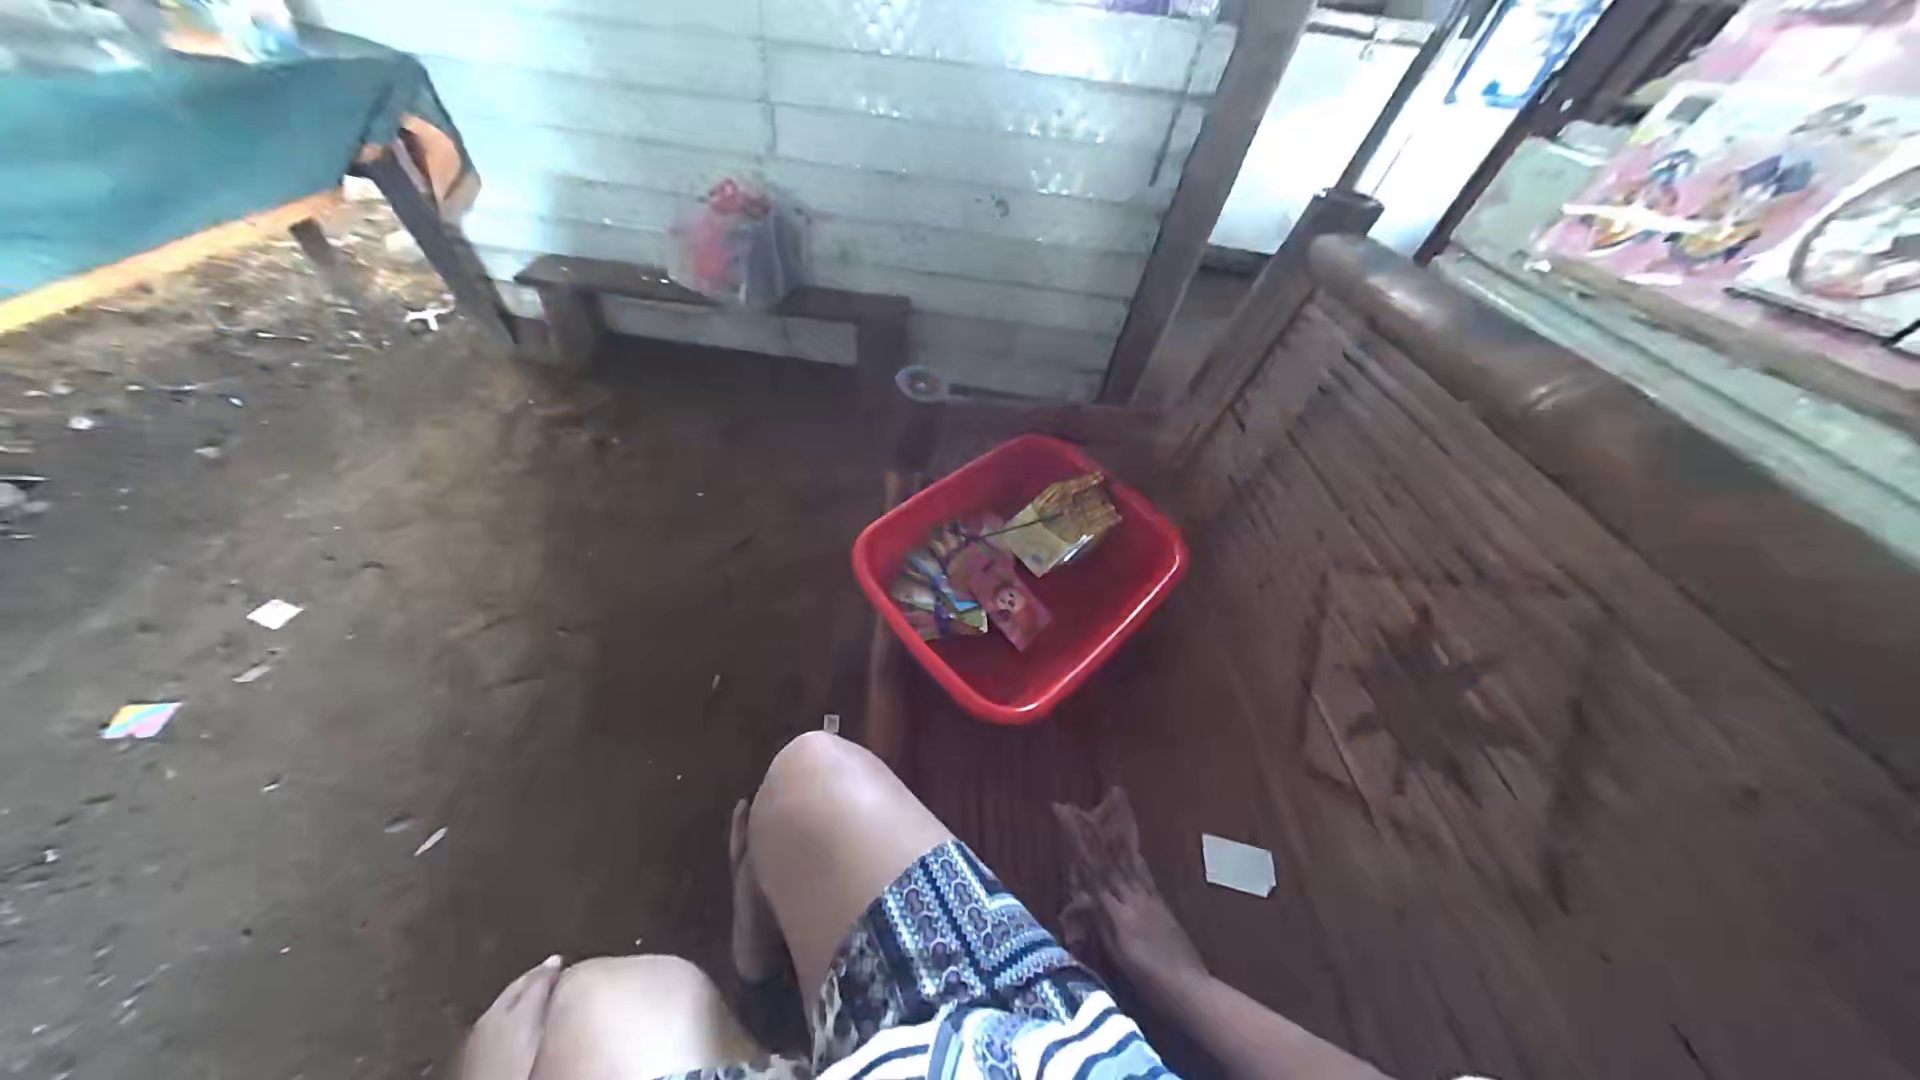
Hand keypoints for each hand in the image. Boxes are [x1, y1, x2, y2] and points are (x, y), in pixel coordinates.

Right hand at [1054, 788, 1209, 1011]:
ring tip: (1113, 805)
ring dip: (1118, 830)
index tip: (1064, 813)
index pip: (1091, 867)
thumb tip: (1076, 896)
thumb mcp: (1116, 955)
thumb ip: (1096, 922)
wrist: (1190, 989)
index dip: (1076, 839)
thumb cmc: (1148, 980)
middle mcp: (1132, 897)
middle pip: (1110, 856)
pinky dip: (1135, 854)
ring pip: (1129, 857)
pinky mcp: (1161, 902)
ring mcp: (1149, 897)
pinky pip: (1143, 871)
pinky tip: (1132, 845)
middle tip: (1083, 804)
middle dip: (1094, 828)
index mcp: (1118, 911)